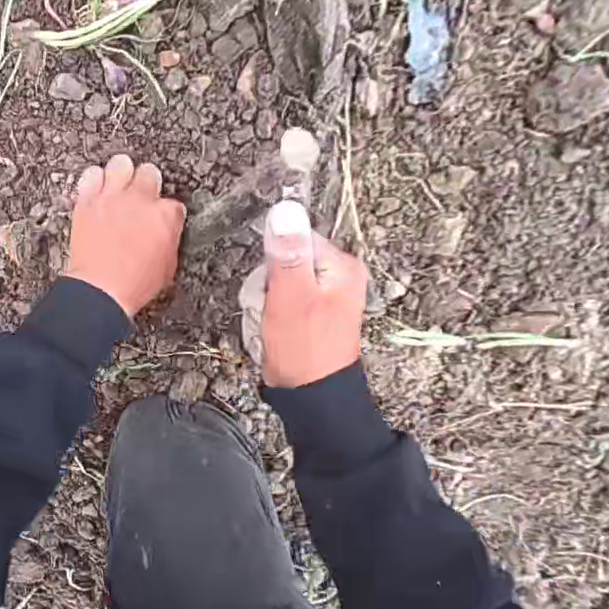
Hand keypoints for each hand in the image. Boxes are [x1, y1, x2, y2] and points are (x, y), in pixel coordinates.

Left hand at [62, 154, 185, 317]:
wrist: (101, 290)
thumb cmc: (133, 284)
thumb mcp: (167, 266)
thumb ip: (168, 240)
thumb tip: (166, 234)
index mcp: (165, 216)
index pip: (172, 202)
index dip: (165, 211)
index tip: (158, 218)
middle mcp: (140, 200)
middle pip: (148, 173)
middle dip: (147, 182)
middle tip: (141, 194)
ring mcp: (112, 198)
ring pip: (120, 164)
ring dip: (121, 173)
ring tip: (119, 183)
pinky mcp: (88, 201)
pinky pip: (91, 175)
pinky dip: (94, 179)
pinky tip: (97, 187)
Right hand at [259, 200, 366, 387]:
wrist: (311, 398)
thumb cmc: (304, 349)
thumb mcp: (290, 295)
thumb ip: (287, 252)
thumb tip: (286, 210)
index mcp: (341, 267)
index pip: (294, 239)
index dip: (274, 262)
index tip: (273, 286)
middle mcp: (338, 278)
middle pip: (285, 260)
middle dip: (268, 285)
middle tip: (273, 309)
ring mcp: (326, 297)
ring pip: (279, 282)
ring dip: (266, 302)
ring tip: (273, 324)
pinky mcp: (313, 314)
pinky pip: (282, 301)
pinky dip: (273, 315)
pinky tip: (275, 331)